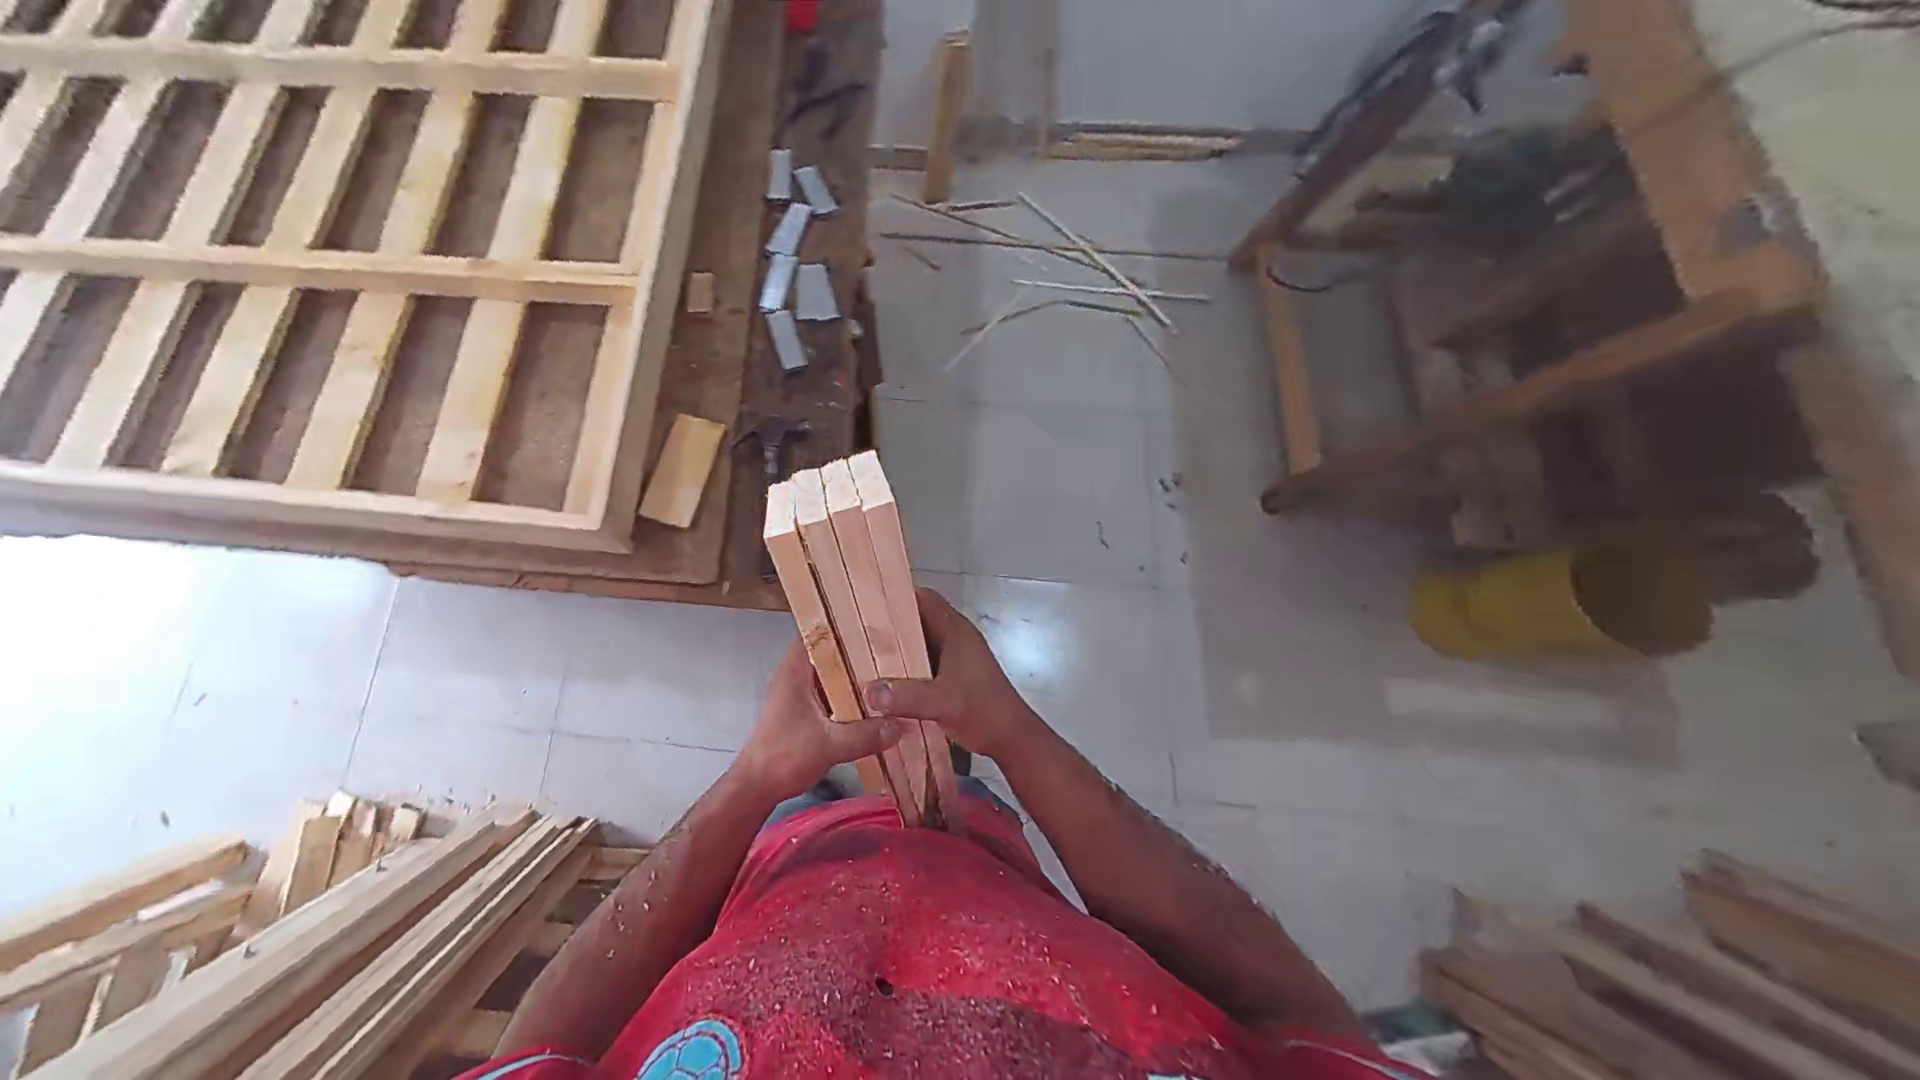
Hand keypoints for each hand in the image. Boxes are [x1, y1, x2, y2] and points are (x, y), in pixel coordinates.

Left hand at [738, 639, 902, 800]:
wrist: (757, 788)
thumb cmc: (784, 757)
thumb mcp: (830, 745)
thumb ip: (866, 735)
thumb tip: (900, 725)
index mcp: (796, 671)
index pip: (818, 631)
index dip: (844, 623)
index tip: (873, 622)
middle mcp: (796, 676)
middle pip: (830, 651)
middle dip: (858, 649)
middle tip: (891, 646)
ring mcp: (800, 693)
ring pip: (832, 673)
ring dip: (855, 673)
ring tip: (890, 670)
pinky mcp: (805, 711)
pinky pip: (832, 692)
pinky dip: (850, 693)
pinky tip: (875, 700)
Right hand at [864, 588, 1043, 759]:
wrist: (1012, 738)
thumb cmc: (984, 712)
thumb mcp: (942, 703)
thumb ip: (906, 696)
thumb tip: (869, 691)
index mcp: (956, 631)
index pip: (924, 599)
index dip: (897, 598)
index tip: (868, 607)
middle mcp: (955, 638)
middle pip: (918, 620)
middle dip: (890, 627)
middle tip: (858, 636)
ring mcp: (955, 657)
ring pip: (919, 643)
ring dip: (897, 650)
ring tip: (865, 657)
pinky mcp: (953, 676)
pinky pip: (923, 662)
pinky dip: (905, 668)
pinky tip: (885, 682)